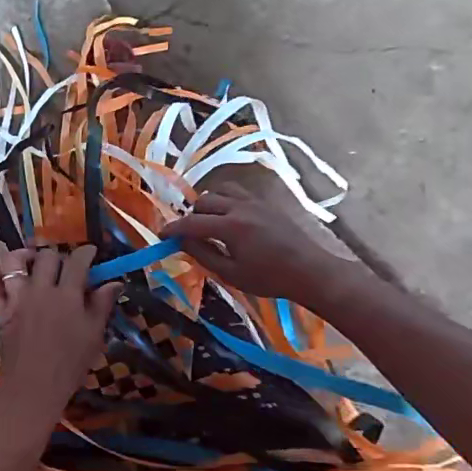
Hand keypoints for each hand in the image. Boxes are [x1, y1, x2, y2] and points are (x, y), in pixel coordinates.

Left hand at [0, 245, 120, 450]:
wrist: (33, 386)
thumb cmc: (69, 365)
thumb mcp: (94, 336)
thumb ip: (101, 305)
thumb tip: (114, 283)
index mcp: (68, 295)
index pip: (78, 261)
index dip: (86, 253)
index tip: (91, 253)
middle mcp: (40, 290)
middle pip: (48, 257)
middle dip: (58, 256)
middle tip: (64, 265)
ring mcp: (17, 298)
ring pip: (14, 262)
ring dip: (24, 256)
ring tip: (32, 260)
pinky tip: (3, 275)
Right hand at [162, 183, 365, 305]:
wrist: (310, 271)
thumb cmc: (269, 279)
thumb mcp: (230, 274)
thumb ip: (203, 255)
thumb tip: (181, 241)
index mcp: (230, 227)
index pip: (191, 222)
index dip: (172, 229)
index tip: (161, 236)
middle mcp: (240, 207)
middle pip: (203, 201)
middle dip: (190, 216)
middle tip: (188, 235)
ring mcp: (255, 202)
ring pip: (220, 191)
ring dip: (208, 204)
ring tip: (208, 223)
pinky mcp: (266, 203)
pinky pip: (238, 192)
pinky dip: (225, 200)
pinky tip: (228, 217)